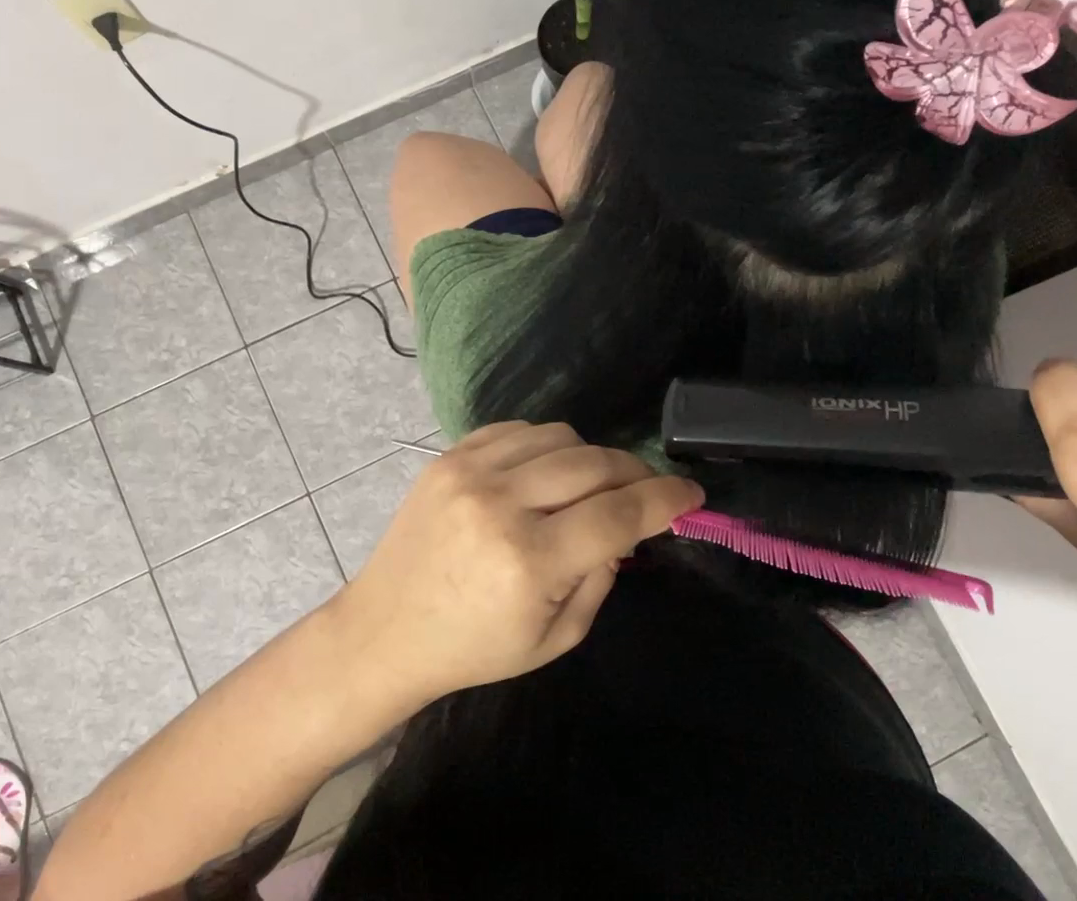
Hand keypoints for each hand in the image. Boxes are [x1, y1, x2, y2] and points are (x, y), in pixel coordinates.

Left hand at [326, 421, 703, 706]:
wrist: (385, 630)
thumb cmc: (475, 647)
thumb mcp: (556, 638)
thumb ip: (602, 577)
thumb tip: (628, 527)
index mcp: (530, 562)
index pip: (619, 514)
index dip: (665, 499)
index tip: (692, 495)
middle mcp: (501, 506)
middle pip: (595, 464)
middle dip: (636, 474)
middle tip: (647, 491)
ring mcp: (469, 474)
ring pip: (560, 437)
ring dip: (591, 458)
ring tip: (593, 486)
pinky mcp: (447, 458)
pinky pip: (518, 429)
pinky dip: (547, 446)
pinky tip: (547, 473)